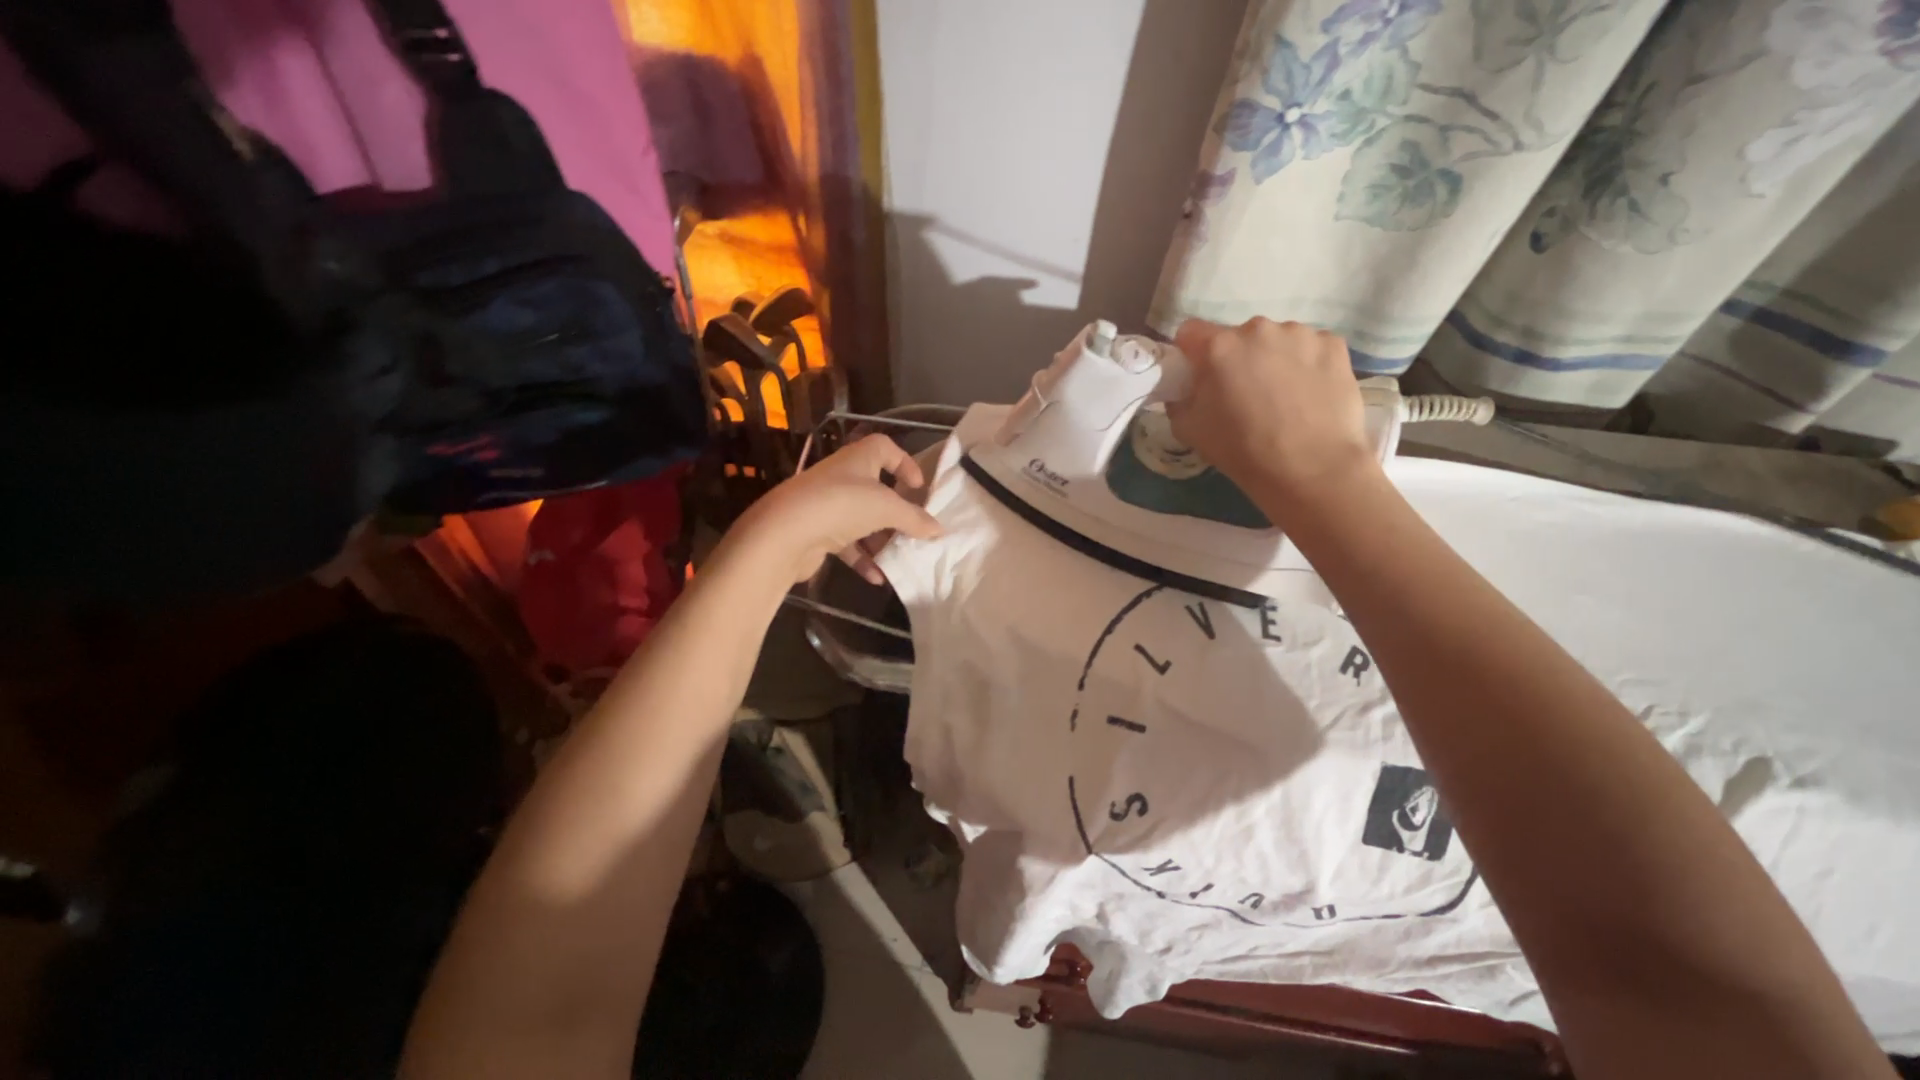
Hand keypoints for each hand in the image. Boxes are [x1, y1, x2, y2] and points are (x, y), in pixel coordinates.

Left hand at [725, 434, 941, 585]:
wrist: (786, 532)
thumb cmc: (842, 505)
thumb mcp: (887, 509)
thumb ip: (915, 519)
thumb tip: (940, 530)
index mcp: (858, 458)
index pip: (885, 448)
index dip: (904, 463)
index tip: (919, 487)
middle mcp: (841, 476)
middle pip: (875, 488)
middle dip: (895, 511)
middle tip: (914, 529)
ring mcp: (826, 504)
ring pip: (861, 519)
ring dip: (880, 538)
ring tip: (899, 556)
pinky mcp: (816, 531)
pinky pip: (846, 544)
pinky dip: (862, 559)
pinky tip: (877, 578)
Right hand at [1167, 317, 1380, 518]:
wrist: (1312, 468)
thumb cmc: (1243, 450)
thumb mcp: (1189, 431)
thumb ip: (1180, 399)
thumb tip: (1186, 390)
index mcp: (1218, 347)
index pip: (1190, 332)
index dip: (1191, 354)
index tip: (1199, 377)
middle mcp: (1257, 329)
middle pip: (1237, 337)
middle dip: (1237, 359)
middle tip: (1245, 394)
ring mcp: (1300, 333)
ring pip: (1277, 340)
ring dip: (1274, 359)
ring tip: (1284, 397)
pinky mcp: (1333, 344)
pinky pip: (1311, 347)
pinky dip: (1307, 364)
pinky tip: (1310, 394)